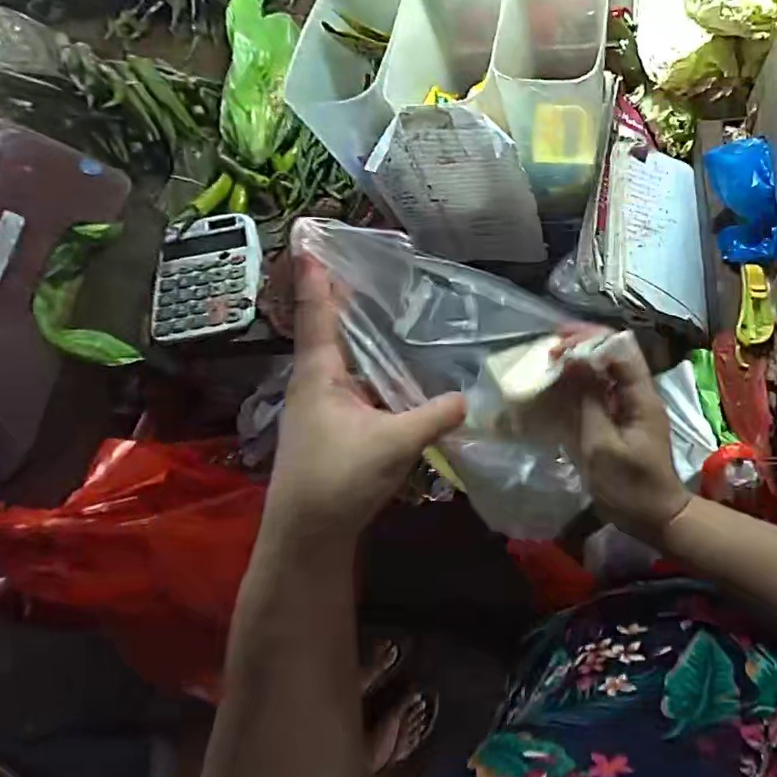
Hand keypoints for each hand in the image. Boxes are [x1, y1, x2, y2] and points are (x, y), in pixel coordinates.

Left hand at [264, 255, 465, 546]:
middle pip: (328, 330)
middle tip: (368, 267)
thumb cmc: (337, 479)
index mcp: (319, 374)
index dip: (317, 278)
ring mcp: (321, 407)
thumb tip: (470, 397)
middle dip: (343, 298)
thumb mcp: (393, 444)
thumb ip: (434, 416)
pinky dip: (371, 368)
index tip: (313, 241)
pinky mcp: (332, 427)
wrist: (307, 535)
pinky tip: (395, 370)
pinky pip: (354, 384)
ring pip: (343, 359)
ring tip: (387, 309)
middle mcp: (315, 383)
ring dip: (359, 335)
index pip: (317, 314)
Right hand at [559, 332, 689, 541]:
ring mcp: (629, 408)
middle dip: (579, 348)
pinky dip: (578, 387)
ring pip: (603, 373)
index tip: (557, 345)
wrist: (656, 519)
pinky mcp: (619, 422)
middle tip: (547, 351)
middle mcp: (637, 395)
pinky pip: (599, 394)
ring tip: (546, 364)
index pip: (619, 350)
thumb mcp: (603, 446)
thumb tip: (572, 364)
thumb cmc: (631, 487)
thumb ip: (587, 402)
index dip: (589, 340)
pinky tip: (556, 388)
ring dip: (576, 366)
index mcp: (641, 396)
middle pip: (611, 356)